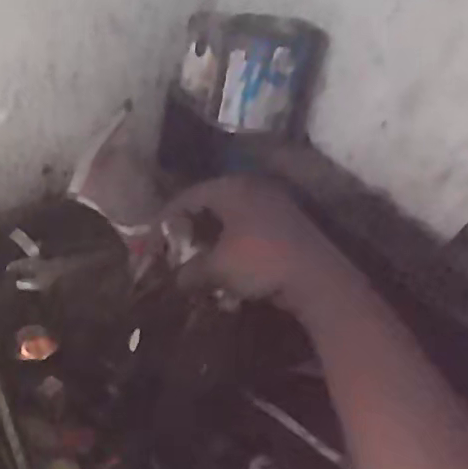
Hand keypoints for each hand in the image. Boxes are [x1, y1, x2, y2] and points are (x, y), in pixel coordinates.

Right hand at [159, 175, 358, 313]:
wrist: (314, 277)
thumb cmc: (259, 263)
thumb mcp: (216, 268)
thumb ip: (190, 271)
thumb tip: (177, 279)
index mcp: (232, 189)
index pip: (188, 196)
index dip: (166, 219)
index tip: (153, 240)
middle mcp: (252, 188)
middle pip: (208, 205)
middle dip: (188, 230)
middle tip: (173, 250)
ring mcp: (271, 205)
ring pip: (228, 219)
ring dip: (209, 240)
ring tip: (195, 261)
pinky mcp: (283, 226)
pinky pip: (245, 230)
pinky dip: (229, 246)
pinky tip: (222, 266)